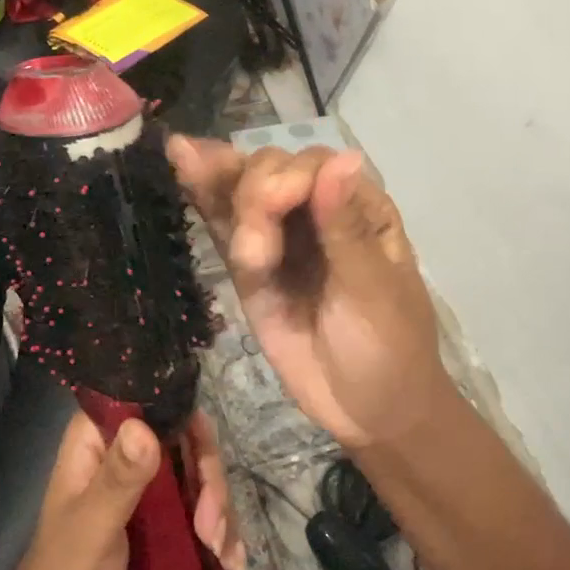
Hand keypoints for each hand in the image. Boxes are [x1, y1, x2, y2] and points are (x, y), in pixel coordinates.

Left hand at [15, 412, 246, 569]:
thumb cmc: (66, 566)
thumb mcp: (92, 523)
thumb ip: (117, 479)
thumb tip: (142, 426)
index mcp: (101, 435)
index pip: (153, 403)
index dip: (188, 427)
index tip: (205, 475)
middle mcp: (127, 450)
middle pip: (186, 440)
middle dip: (210, 483)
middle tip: (211, 532)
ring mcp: (149, 483)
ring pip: (201, 476)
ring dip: (221, 513)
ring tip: (221, 556)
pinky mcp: (165, 516)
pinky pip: (205, 509)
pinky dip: (223, 533)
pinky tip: (228, 562)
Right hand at [168, 139, 453, 448]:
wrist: (367, 413)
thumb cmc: (389, 348)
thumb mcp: (375, 290)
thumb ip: (345, 227)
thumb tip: (343, 157)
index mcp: (356, 204)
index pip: (311, 166)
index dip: (286, 179)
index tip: (274, 208)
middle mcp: (314, 208)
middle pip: (269, 171)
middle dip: (252, 198)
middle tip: (253, 254)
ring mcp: (277, 235)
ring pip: (240, 190)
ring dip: (215, 179)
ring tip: (183, 158)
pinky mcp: (246, 264)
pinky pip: (221, 223)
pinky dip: (201, 194)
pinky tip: (180, 160)